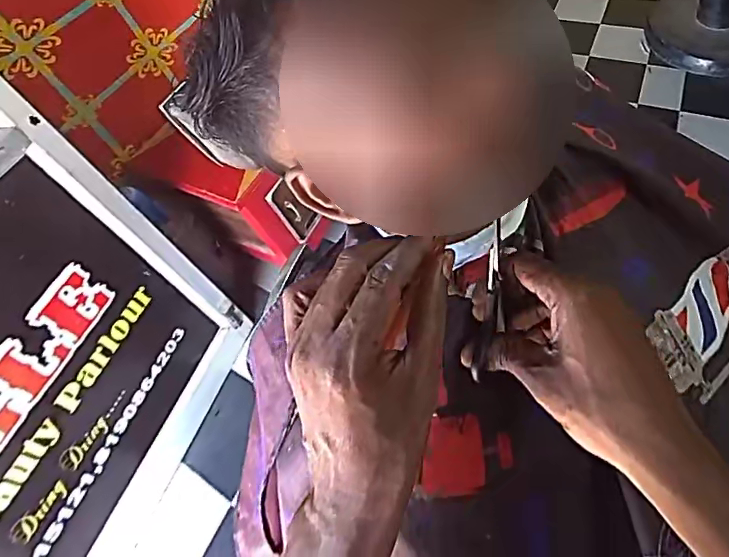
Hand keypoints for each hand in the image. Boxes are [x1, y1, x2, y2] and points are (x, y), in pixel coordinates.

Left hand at [285, 237, 447, 554]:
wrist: (354, 487)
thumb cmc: (392, 445)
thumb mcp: (423, 376)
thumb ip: (429, 312)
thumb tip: (436, 266)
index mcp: (350, 355)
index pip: (382, 279)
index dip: (411, 251)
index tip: (430, 239)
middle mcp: (315, 344)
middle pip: (350, 267)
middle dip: (388, 250)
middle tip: (416, 248)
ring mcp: (298, 345)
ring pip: (325, 274)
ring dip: (361, 261)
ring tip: (391, 264)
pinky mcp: (292, 348)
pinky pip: (303, 296)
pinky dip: (329, 280)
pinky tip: (354, 285)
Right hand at [463, 251, 686, 472]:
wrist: (659, 441)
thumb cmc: (610, 412)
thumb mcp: (544, 381)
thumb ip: (509, 354)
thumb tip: (489, 348)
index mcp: (575, 296)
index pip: (526, 266)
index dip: (499, 279)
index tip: (484, 296)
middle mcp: (596, 293)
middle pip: (543, 281)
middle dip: (515, 303)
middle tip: (493, 326)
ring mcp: (612, 309)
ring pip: (561, 298)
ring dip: (535, 316)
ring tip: (515, 345)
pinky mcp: (621, 326)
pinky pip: (582, 311)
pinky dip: (559, 324)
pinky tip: (543, 351)